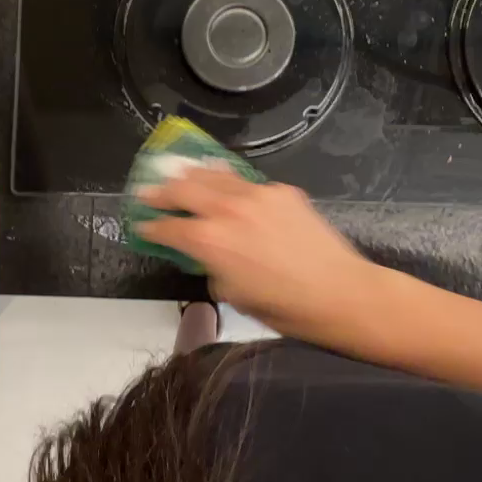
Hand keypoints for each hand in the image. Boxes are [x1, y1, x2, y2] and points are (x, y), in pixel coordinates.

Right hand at [137, 165, 381, 340]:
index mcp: (209, 239)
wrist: (339, 293)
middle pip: (182, 188)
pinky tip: (222, 183)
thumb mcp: (231, 294)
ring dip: (190, 175)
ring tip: (178, 173)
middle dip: (161, 192)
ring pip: (212, 174)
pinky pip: (244, 180)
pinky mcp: (280, 190)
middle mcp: (227, 208)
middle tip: (148, 193)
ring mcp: (255, 194)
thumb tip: (205, 253)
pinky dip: (226, 181)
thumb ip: (209, 265)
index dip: (151, 226)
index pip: (168, 226)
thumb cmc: (283, 308)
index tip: (142, 224)